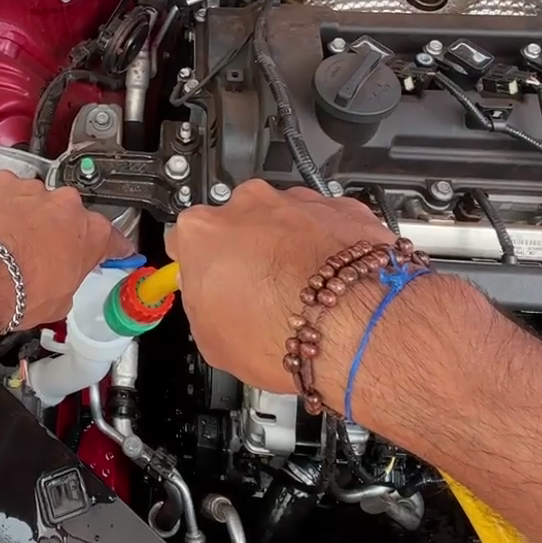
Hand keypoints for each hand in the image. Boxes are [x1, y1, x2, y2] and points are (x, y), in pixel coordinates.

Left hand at [0, 172, 132, 328]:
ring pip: (38, 200)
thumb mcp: (59, 302)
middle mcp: (66, 205)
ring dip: (29, 216)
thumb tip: (61, 280)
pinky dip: (2, 203)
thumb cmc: (15, 291)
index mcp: (89, 233)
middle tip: (43, 253)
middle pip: (70, 214)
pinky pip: (8, 189)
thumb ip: (70, 279)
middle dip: (59, 231)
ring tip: (11, 242)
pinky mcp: (3, 182)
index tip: (113, 249)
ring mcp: (34, 190)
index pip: (113, 237)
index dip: (112, 247)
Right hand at [167, 180, 395, 393]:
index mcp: (202, 231)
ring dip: (287, 248)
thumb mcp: (212, 340)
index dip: (196, 267)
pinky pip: (324, 224)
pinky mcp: (338, 206)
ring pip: (281, 221)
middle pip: (235, 225)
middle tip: (258, 294)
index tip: (207, 283)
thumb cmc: (286, 330)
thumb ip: (201, 306)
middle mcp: (247, 204)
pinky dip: (326, 246)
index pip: (182, 241)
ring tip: (302, 294)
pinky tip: (332, 284)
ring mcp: (294, 201)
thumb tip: (209, 304)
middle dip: (243, 253)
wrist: (358, 326)